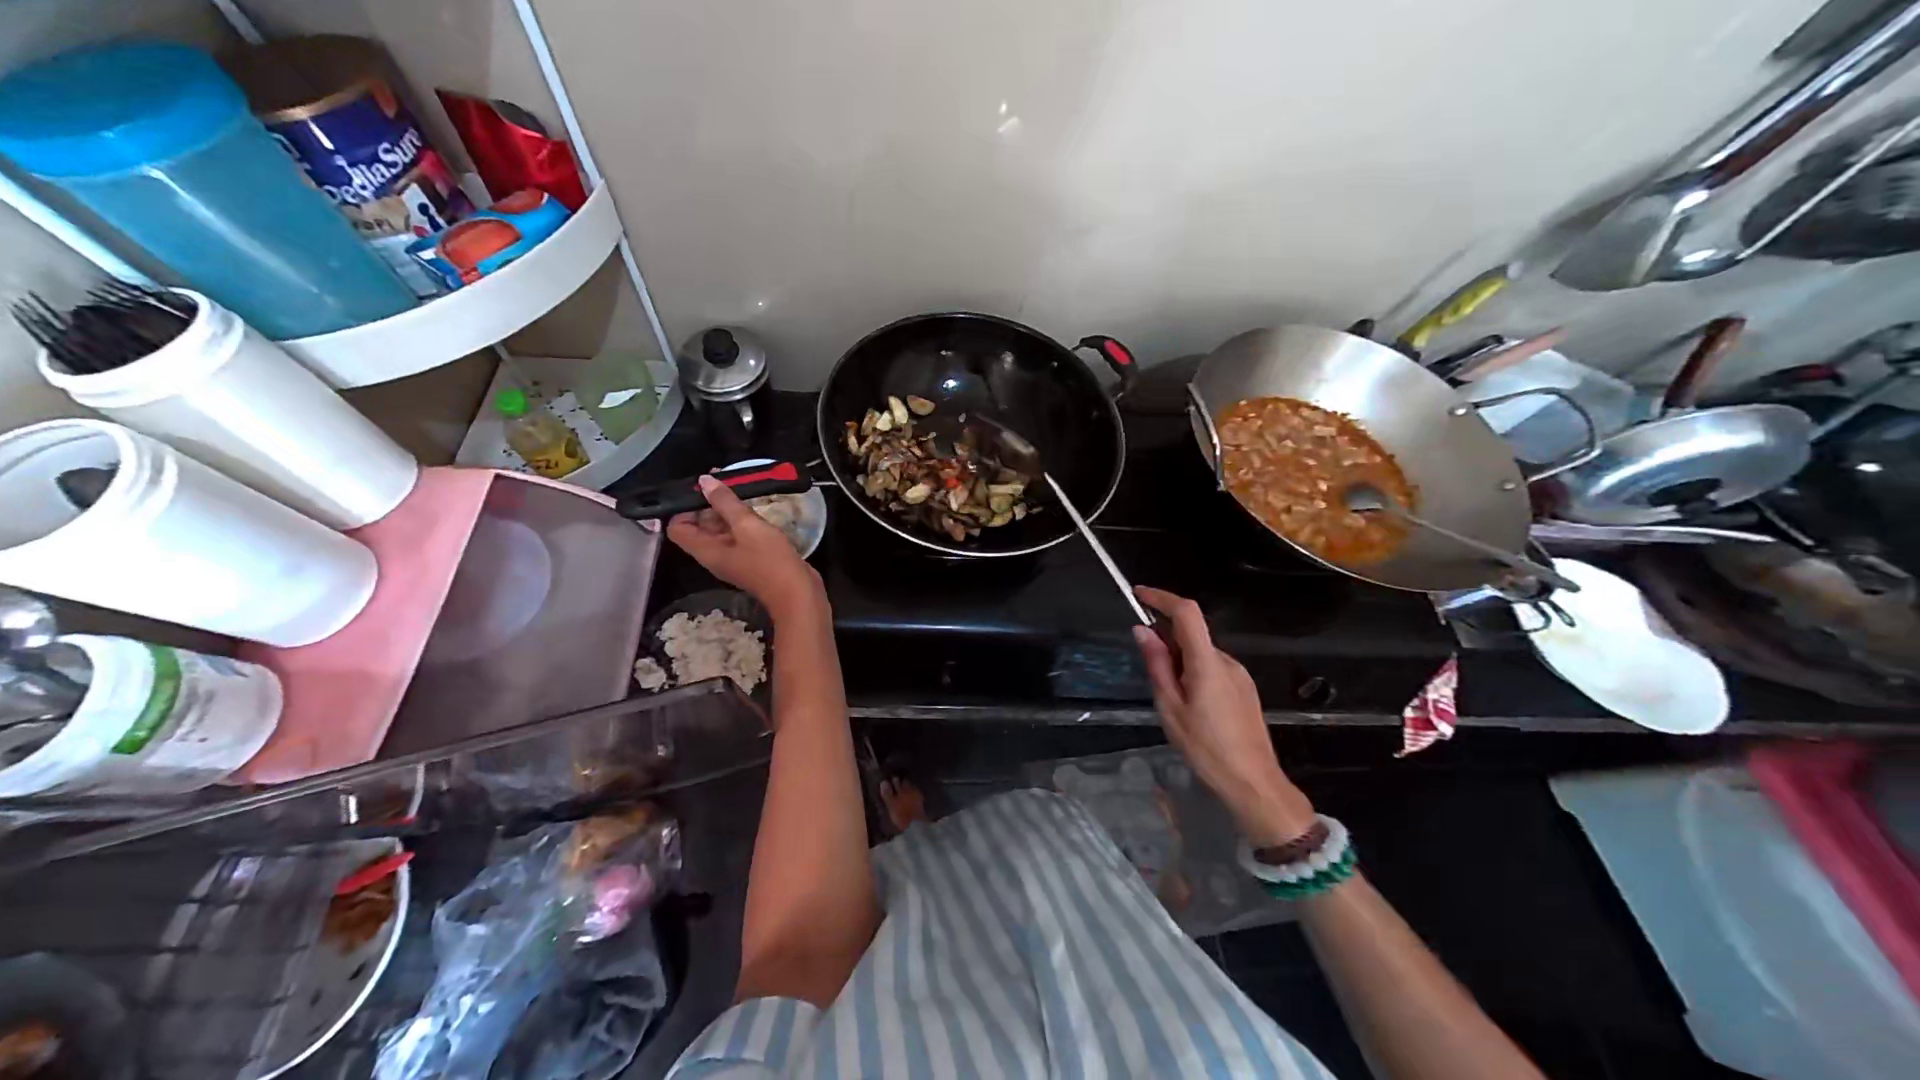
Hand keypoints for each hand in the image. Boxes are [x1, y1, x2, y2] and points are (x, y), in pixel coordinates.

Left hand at [667, 475, 825, 620]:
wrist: (797, 593)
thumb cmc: (769, 560)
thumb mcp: (747, 526)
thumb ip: (725, 502)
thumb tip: (704, 481)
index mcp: (705, 550)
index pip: (678, 528)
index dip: (684, 508)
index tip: (703, 491)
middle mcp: (714, 554)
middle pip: (700, 526)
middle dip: (710, 504)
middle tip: (728, 482)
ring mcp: (733, 557)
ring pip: (722, 530)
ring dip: (729, 511)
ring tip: (745, 491)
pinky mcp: (750, 558)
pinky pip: (739, 536)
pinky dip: (744, 522)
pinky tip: (759, 510)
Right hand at [1133, 586, 1315, 846]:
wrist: (1253, 783)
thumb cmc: (1205, 748)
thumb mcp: (1170, 707)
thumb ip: (1157, 665)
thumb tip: (1143, 630)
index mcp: (1207, 662)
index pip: (1187, 612)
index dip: (1163, 597)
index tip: (1139, 594)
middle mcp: (1227, 661)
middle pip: (1192, 634)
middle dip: (1167, 642)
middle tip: (1150, 673)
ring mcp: (1240, 675)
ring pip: (1202, 654)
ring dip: (1181, 662)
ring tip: (1172, 701)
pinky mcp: (1245, 690)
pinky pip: (1214, 669)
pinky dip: (1195, 674)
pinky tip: (1191, 708)